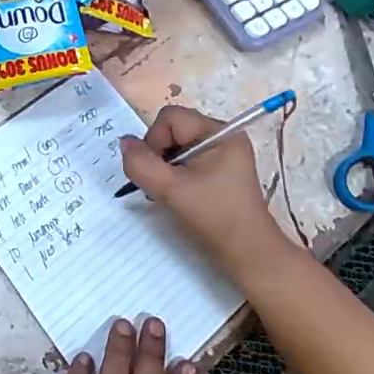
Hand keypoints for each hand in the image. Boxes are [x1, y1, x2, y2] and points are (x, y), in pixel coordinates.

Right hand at [119, 106, 287, 272]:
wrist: (249, 254)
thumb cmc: (213, 217)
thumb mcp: (170, 190)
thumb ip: (141, 164)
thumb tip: (125, 143)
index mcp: (219, 132)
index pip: (170, 118)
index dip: (154, 141)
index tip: (156, 172)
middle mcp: (224, 136)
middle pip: (174, 130)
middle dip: (159, 155)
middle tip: (161, 185)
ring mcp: (224, 153)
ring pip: (178, 146)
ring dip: (166, 167)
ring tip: (170, 192)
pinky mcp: (222, 170)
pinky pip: (189, 159)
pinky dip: (176, 174)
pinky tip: (179, 195)